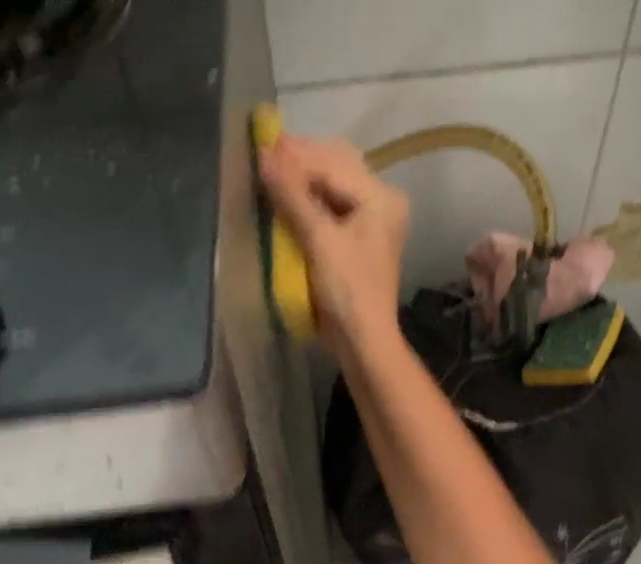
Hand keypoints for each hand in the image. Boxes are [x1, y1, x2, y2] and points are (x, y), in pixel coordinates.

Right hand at [258, 134, 409, 352]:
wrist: (362, 341)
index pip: (332, 162)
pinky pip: (330, 205)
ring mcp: (371, 220)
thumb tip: (264, 152)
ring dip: (301, 178)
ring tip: (268, 172)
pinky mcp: (357, 238)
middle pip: (336, 166)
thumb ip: (292, 194)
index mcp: (381, 197)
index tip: (259, 144)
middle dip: (299, 160)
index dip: (295, 154)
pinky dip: (307, 199)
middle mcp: (381, 201)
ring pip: (332, 184)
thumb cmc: (347, 291)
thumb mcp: (318, 240)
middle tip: (261, 154)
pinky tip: (284, 197)